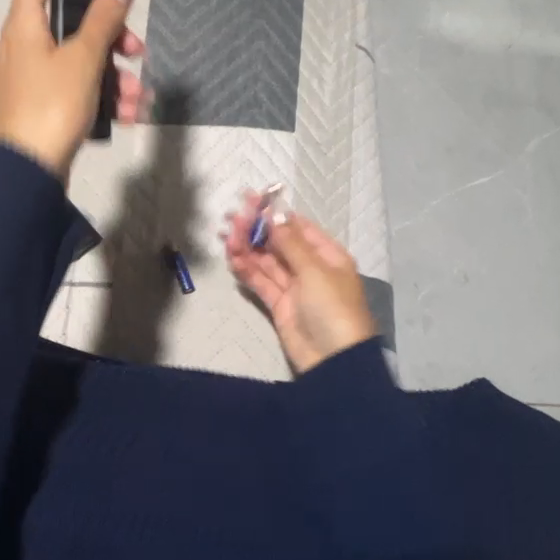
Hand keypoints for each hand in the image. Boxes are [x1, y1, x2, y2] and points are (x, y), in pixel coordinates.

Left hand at [0, 0, 146, 178]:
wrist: (29, 174)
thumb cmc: (53, 106)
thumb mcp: (84, 58)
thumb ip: (106, 17)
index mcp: (21, 27)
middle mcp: (18, 50)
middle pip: (67, 28)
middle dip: (110, 41)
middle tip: (137, 53)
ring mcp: (25, 84)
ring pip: (74, 67)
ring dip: (112, 78)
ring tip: (139, 98)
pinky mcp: (35, 112)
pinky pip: (69, 95)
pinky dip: (97, 100)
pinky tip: (127, 115)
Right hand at [224, 196, 378, 373]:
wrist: (333, 358)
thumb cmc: (332, 308)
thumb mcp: (314, 270)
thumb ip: (289, 242)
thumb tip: (274, 213)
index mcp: (327, 255)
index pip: (297, 227)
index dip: (274, 214)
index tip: (250, 201)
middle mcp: (310, 268)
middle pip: (279, 244)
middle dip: (256, 231)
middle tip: (230, 219)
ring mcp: (293, 287)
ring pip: (267, 263)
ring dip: (247, 249)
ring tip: (226, 237)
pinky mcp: (278, 305)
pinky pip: (261, 283)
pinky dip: (247, 271)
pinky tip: (233, 259)